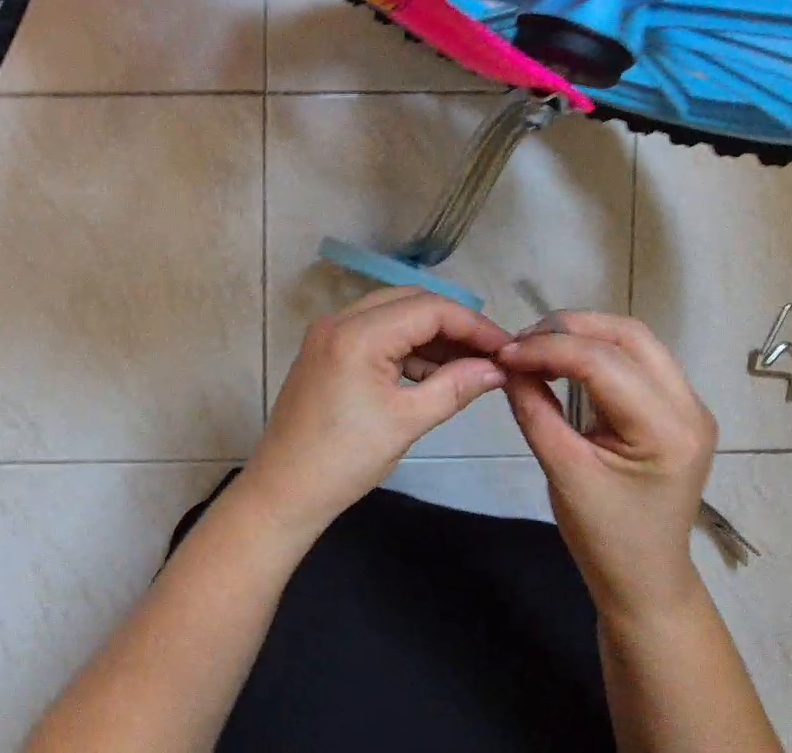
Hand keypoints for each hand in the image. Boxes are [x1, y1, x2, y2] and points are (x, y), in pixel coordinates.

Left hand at [239, 287, 512, 537]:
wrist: (284, 489)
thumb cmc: (345, 459)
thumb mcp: (407, 422)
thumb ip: (456, 387)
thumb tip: (497, 369)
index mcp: (357, 333)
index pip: (429, 308)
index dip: (474, 325)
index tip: (508, 349)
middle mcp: (339, 320)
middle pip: (410, 302)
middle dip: (454, 325)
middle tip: (491, 355)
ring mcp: (328, 333)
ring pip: (393, 315)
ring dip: (431, 336)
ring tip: (470, 367)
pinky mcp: (326, 350)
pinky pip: (375, 333)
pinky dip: (406, 348)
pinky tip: (435, 373)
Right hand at [497, 311, 716, 621]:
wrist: (645, 578)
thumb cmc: (603, 535)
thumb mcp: (561, 471)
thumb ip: (534, 409)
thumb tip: (508, 363)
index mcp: (666, 430)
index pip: (602, 361)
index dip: (547, 349)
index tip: (503, 355)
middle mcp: (689, 407)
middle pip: (627, 335)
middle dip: (567, 329)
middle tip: (520, 344)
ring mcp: (688, 405)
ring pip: (633, 339)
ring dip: (581, 334)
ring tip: (536, 349)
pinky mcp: (675, 406)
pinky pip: (635, 358)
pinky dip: (594, 349)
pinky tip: (562, 363)